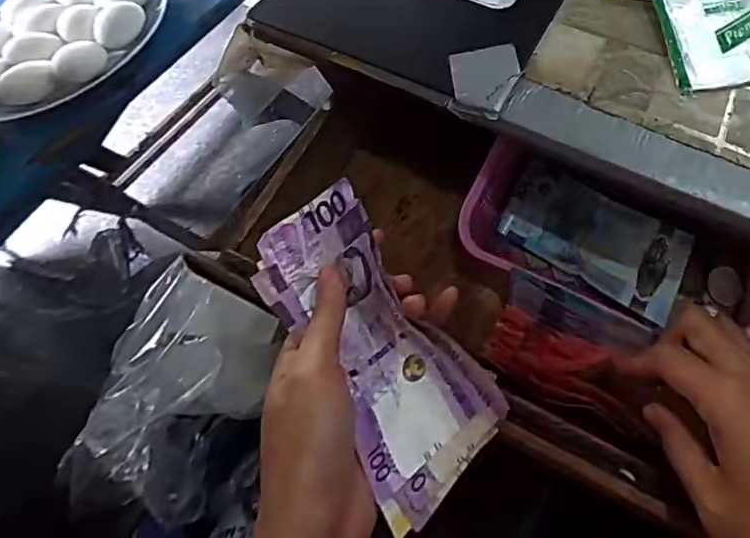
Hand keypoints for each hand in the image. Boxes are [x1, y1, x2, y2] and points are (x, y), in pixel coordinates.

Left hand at [257, 236, 456, 537]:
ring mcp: (360, 388)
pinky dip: (428, 339)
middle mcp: (330, 366)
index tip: (371, 240)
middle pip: (362, 315)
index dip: (346, 269)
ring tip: (428, 301)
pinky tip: (447, 317)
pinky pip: (408, 363)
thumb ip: (326, 318)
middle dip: (384, 291)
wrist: (322, 522)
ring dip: (409, 312)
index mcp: (302, 355)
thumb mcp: (312, 371)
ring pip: (389, 336)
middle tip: (407, 281)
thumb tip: (330, 267)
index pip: (325, 299)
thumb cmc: (309, 438)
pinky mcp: (386, 407)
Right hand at [615, 305, 749, 537]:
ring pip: (727, 329)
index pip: (669, 357)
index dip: (637, 358)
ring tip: (677, 374)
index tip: (613, 364)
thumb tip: (652, 409)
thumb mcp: (714, 503)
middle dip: (667, 334)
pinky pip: (747, 351)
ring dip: (697, 338)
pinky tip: (712, 389)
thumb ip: (678, 447)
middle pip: (700, 321)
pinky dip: (720, 352)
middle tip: (649, 369)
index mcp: (726, 396)